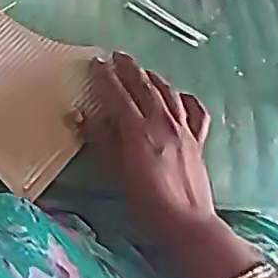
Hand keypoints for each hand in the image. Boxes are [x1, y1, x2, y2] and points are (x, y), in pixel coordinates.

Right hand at [78, 52, 219, 237]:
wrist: (186, 222)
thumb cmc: (144, 199)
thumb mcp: (114, 169)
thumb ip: (99, 138)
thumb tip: (78, 114)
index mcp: (137, 128)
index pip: (118, 93)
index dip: (106, 76)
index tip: (96, 62)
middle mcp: (161, 121)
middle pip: (144, 85)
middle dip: (129, 68)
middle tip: (117, 55)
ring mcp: (183, 129)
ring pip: (168, 93)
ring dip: (154, 77)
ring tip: (143, 70)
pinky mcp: (198, 140)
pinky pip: (195, 111)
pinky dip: (186, 98)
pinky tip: (180, 95)